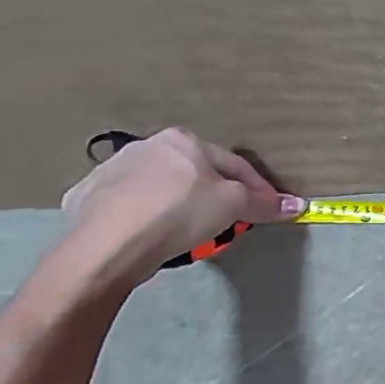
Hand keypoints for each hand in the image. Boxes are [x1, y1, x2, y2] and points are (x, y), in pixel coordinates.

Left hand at [59, 128, 303, 285]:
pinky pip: (126, 205)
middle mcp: (147, 145)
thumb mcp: (234, 206)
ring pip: (160, 187)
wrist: (109, 243)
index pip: (234, 165)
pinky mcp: (86, 196)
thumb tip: (298, 204)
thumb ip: (264, 203)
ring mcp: (111, 169)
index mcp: (184, 140)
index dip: (258, 189)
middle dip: (214, 196)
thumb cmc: (180, 213)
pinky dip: (142, 216)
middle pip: (195, 174)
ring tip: (186, 234)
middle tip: (226, 224)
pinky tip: (148, 235)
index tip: (268, 211)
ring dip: (177, 204)